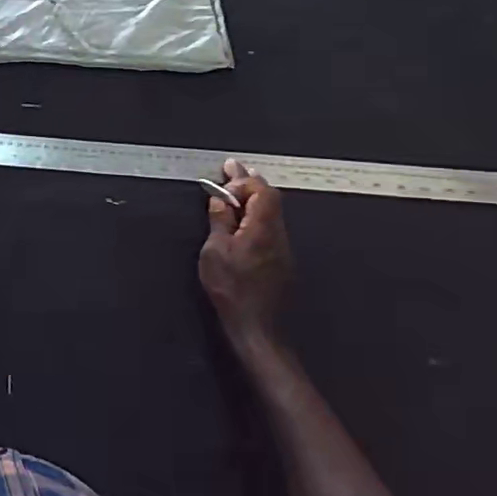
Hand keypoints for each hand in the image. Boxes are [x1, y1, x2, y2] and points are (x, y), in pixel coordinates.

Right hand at [198, 159, 291, 344]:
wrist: (257, 327)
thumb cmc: (231, 288)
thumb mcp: (214, 252)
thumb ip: (220, 222)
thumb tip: (220, 200)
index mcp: (262, 229)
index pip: (261, 192)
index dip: (244, 181)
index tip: (224, 178)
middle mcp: (278, 235)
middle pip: (271, 199)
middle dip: (250, 182)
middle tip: (232, 168)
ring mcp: (282, 248)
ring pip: (272, 212)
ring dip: (254, 196)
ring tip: (237, 186)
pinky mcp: (280, 260)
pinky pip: (270, 226)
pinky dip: (257, 213)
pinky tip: (244, 215)